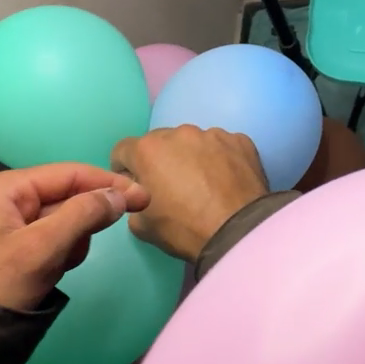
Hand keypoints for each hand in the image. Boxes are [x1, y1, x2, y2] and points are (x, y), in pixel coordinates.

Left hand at [0, 163, 149, 311]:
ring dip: (66, 242)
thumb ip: (85, 214)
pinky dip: (52, 254)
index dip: (109, 184)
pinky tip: (47, 274)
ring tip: (58, 267)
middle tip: (83, 250)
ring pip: (53, 221)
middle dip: (80, 222)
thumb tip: (121, 194)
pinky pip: (38, 240)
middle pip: (62, 197)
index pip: (70, 173)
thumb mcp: (41, 249)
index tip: (144, 197)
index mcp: (0, 188)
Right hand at [111, 126, 269, 260]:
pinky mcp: (240, 140)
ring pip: (194, 142)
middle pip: (161, 141)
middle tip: (171, 184)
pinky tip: (226, 179)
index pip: (124, 150)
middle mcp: (180, 133)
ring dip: (192, 156)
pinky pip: (222, 146)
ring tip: (204, 182)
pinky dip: (220, 158)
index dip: (126, 167)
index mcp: (149, 150)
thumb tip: (144, 187)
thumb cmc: (183, 228)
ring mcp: (213, 134)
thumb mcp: (140, 224)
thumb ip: (134, 196)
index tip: (136, 183)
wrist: (237, 229)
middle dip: (160, 159)